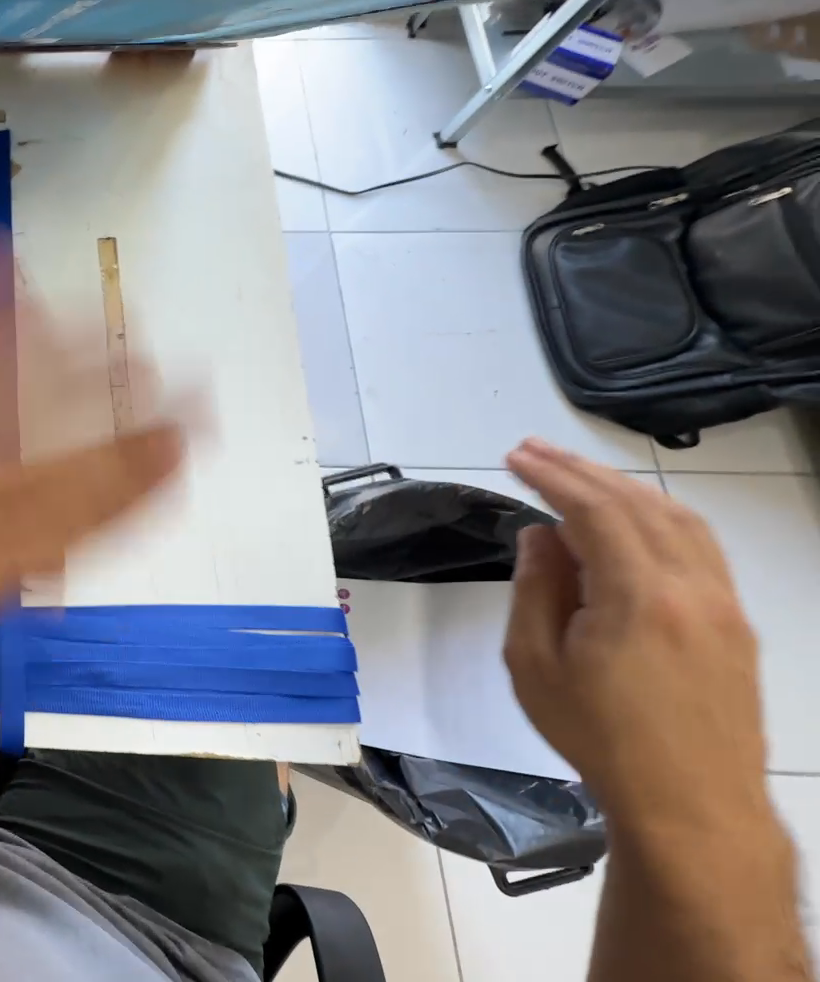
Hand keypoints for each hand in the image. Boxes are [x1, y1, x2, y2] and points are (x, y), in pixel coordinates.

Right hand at [504, 438, 770, 830]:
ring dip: (624, 488)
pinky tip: (632, 517)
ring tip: (577, 472)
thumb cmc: (594, 731)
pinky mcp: (735, 624)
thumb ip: (537, 589)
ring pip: (680, 521)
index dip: (552, 477)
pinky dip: (659, 516)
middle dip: (583, 471)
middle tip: (533, 449)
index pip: (595, 513)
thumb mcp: (535, 660)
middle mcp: (694, 589)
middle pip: (640, 506)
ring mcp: (724, 605)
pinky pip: (700, 548)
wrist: (689, 799)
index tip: (513, 457)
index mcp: (640, 597)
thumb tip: (542, 537)